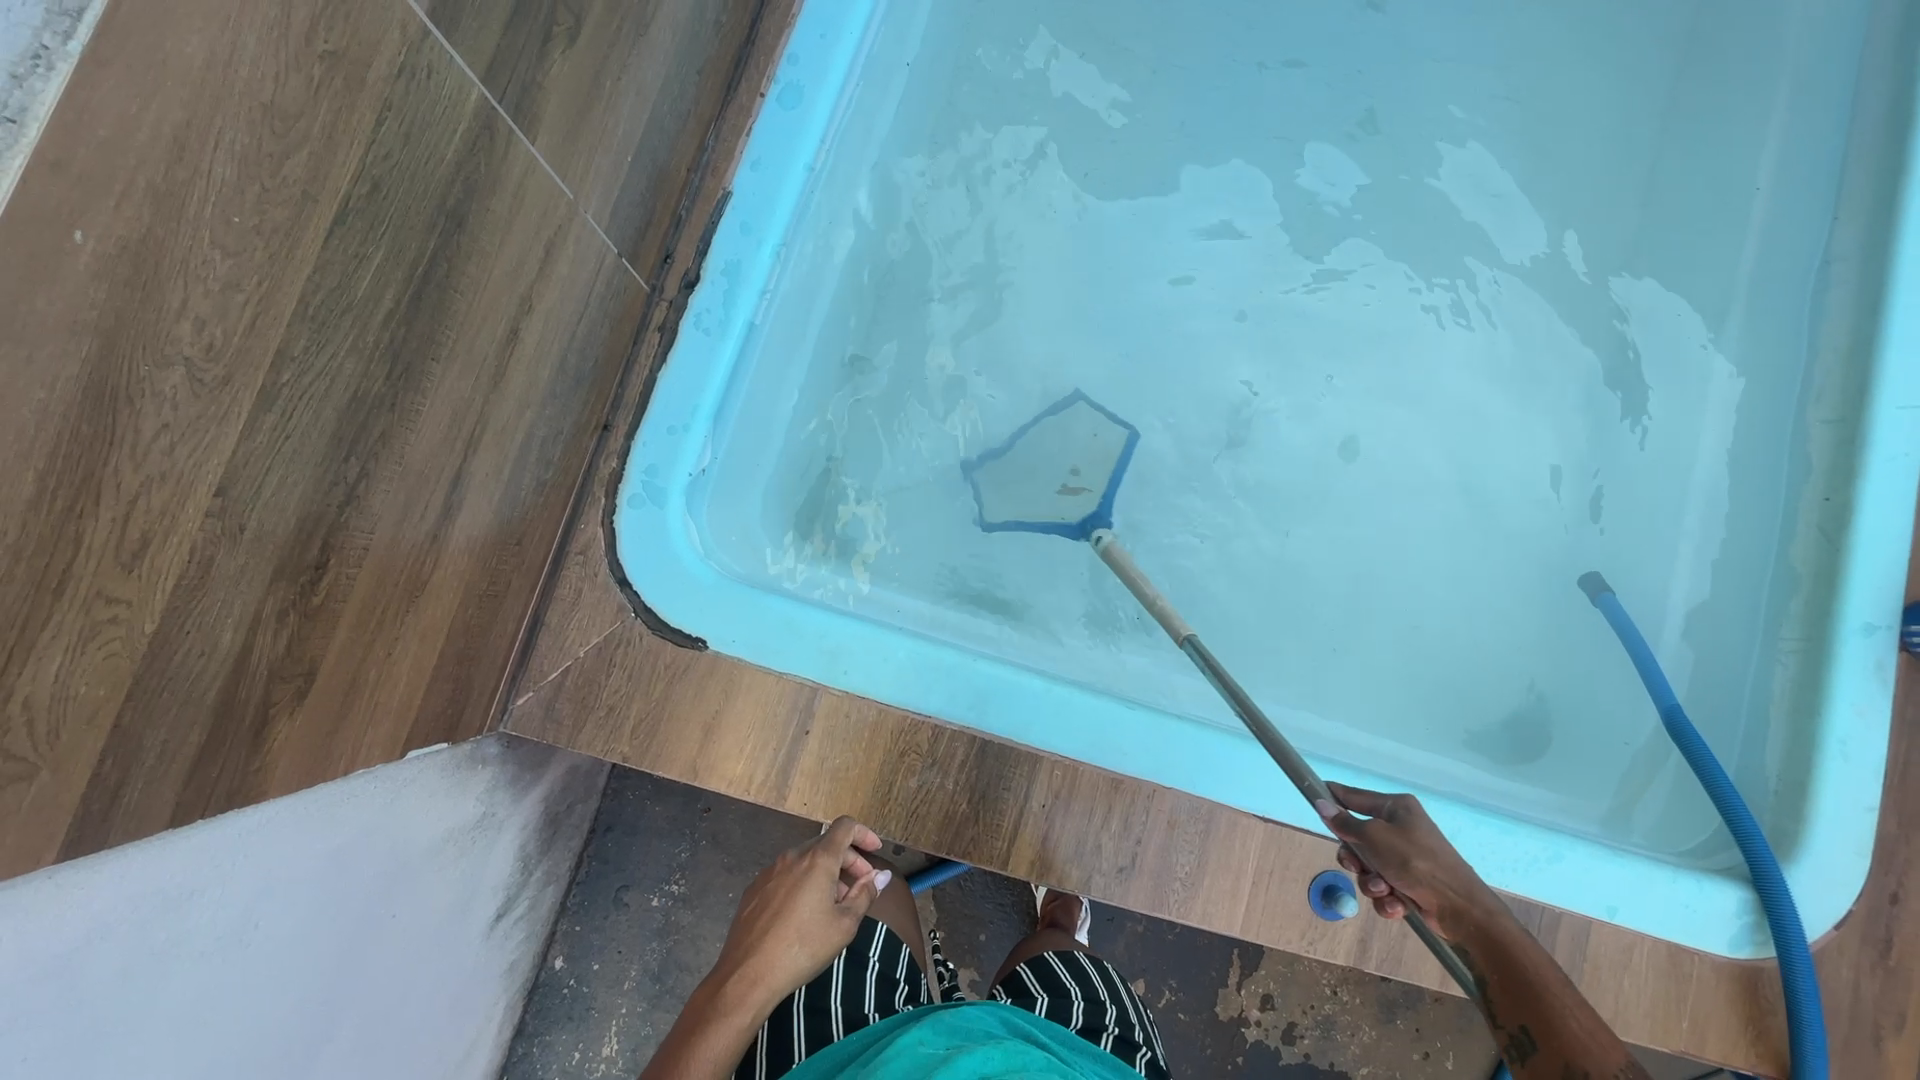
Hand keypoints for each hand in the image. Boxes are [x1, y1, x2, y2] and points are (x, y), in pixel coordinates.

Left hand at [711, 817, 891, 1005]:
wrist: (747, 975)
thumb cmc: (803, 948)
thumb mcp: (844, 924)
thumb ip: (865, 894)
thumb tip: (881, 876)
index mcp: (817, 860)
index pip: (845, 827)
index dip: (864, 834)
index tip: (875, 851)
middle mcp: (792, 857)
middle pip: (826, 844)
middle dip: (849, 860)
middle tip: (860, 888)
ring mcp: (770, 872)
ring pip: (806, 860)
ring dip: (826, 873)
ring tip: (834, 905)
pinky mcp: (755, 889)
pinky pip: (787, 875)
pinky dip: (804, 882)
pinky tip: (805, 913)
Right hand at [1316, 782, 1497, 937]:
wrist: (1461, 908)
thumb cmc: (1416, 862)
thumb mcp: (1375, 838)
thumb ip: (1345, 823)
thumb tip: (1321, 804)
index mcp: (1396, 809)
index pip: (1356, 796)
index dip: (1333, 797)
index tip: (1312, 796)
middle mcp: (1401, 829)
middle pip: (1358, 838)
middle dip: (1355, 858)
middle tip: (1356, 866)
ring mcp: (1407, 858)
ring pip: (1368, 867)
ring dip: (1371, 883)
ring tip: (1385, 891)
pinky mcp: (1411, 884)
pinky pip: (1384, 887)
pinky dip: (1387, 898)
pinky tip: (1397, 905)